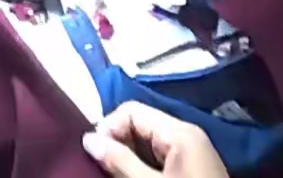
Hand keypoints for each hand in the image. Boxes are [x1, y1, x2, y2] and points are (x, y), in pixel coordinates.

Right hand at [82, 102, 229, 177]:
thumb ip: (120, 162)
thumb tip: (88, 138)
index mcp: (180, 132)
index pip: (132, 111)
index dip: (109, 128)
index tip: (93, 154)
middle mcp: (187, 135)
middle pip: (141, 125)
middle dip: (118, 144)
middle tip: (101, 170)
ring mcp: (193, 155)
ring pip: (149, 144)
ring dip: (129, 159)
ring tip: (113, 177)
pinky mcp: (194, 173)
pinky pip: (161, 160)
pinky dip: (144, 169)